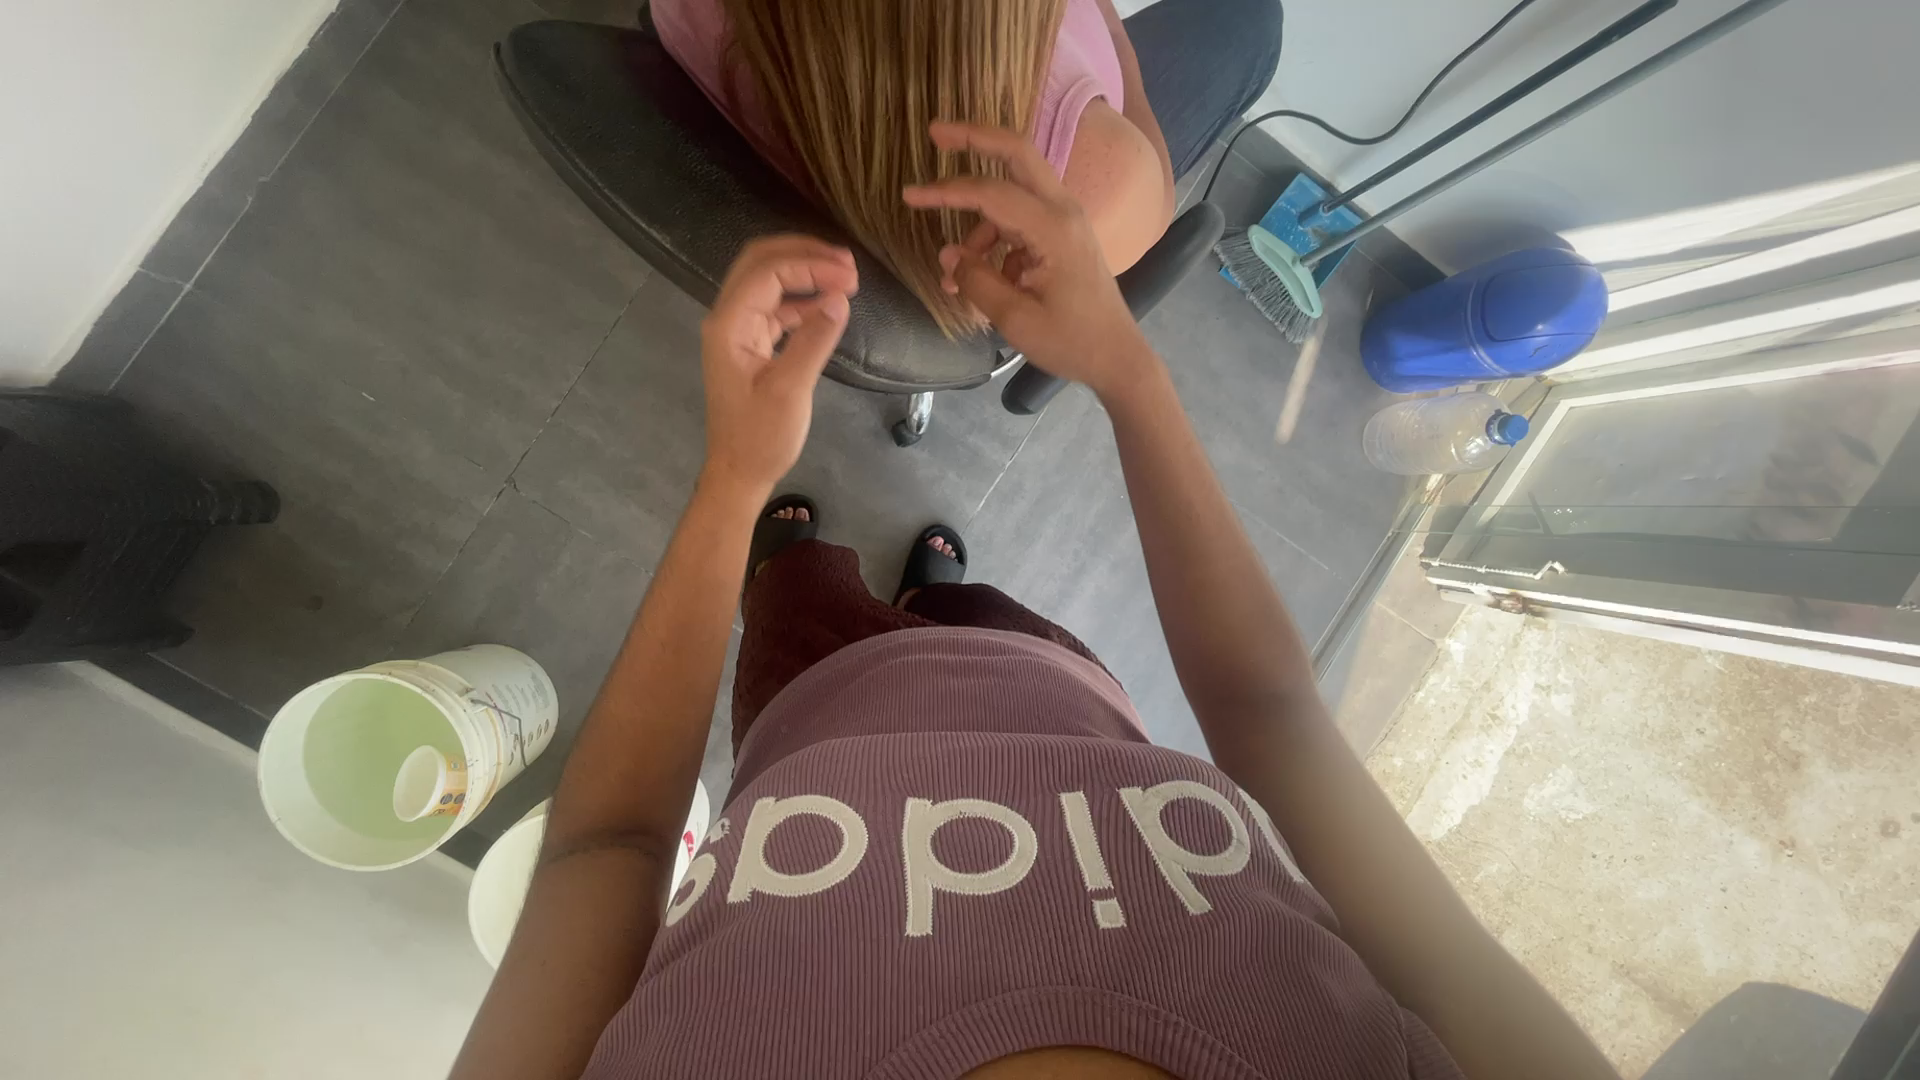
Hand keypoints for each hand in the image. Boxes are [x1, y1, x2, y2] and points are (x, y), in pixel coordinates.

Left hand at [700, 235, 856, 492]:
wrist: (740, 472)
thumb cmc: (761, 437)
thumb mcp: (790, 390)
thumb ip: (815, 340)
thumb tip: (839, 298)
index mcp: (729, 325)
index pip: (768, 271)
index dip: (811, 264)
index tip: (851, 277)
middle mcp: (728, 319)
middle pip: (761, 263)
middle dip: (804, 254)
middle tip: (848, 264)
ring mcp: (738, 332)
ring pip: (768, 282)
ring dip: (804, 273)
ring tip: (844, 278)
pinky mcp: (751, 346)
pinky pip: (775, 308)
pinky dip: (802, 299)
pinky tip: (827, 305)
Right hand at [902, 121, 1155, 397]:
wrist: (1117, 357)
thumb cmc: (1070, 342)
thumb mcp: (1015, 319)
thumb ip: (977, 281)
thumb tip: (948, 254)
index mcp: (1053, 228)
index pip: (990, 192)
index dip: (945, 191)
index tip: (908, 196)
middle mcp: (1063, 211)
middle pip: (1016, 154)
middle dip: (974, 139)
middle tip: (935, 133)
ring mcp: (1067, 221)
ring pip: (1014, 194)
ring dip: (979, 222)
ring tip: (955, 273)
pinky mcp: (1065, 237)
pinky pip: (1022, 222)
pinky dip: (997, 241)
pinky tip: (984, 281)